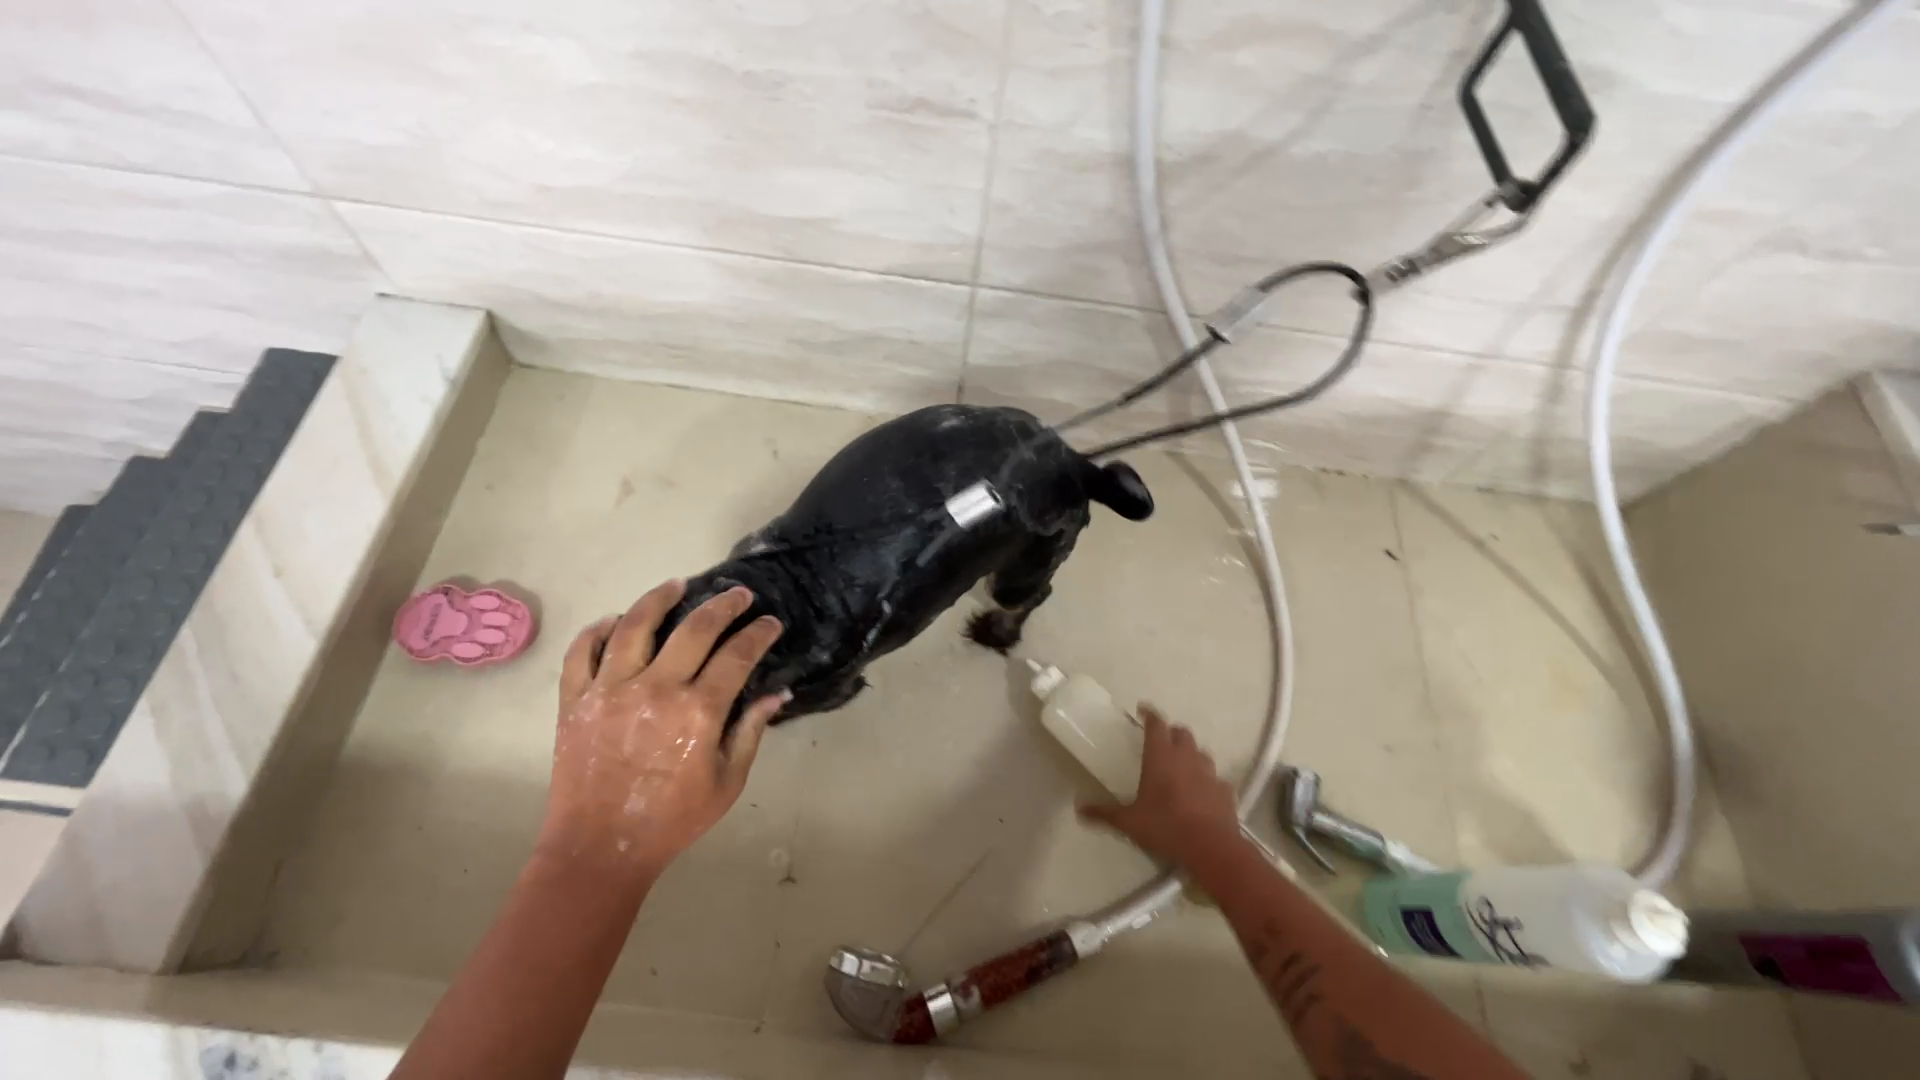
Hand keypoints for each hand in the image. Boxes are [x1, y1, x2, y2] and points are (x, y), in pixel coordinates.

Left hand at [540, 580, 787, 878]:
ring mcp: (610, 690)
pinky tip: (616, 621)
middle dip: (723, 605)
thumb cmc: (673, 819)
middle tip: (738, 594)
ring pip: (635, 624)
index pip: (737, 655)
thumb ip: (751, 731)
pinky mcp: (576, 699)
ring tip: (677, 585)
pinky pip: (583, 651)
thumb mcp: (728, 781)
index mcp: (698, 711)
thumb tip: (778, 693)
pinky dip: (599, 630)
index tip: (770, 622)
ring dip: (660, 598)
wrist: (599, 848)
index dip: (758, 633)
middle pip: (695, 628)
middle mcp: (655, 689)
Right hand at [1077, 705, 1241, 868]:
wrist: (1211, 847)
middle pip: (1181, 733)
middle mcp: (1186, 757)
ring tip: (1181, 766)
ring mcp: (1209, 773)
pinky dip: (1207, 781)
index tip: (1142, 710)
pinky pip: (1215, 778)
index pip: (1156, 724)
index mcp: (1161, 757)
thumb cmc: (1165, 827)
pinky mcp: (1225, 791)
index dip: (1149, 714)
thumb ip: (1104, 813)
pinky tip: (1202, 793)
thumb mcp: (1129, 822)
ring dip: (1190, 754)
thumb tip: (1078, 809)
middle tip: (1161, 741)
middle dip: (1171, 733)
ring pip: (1201, 752)